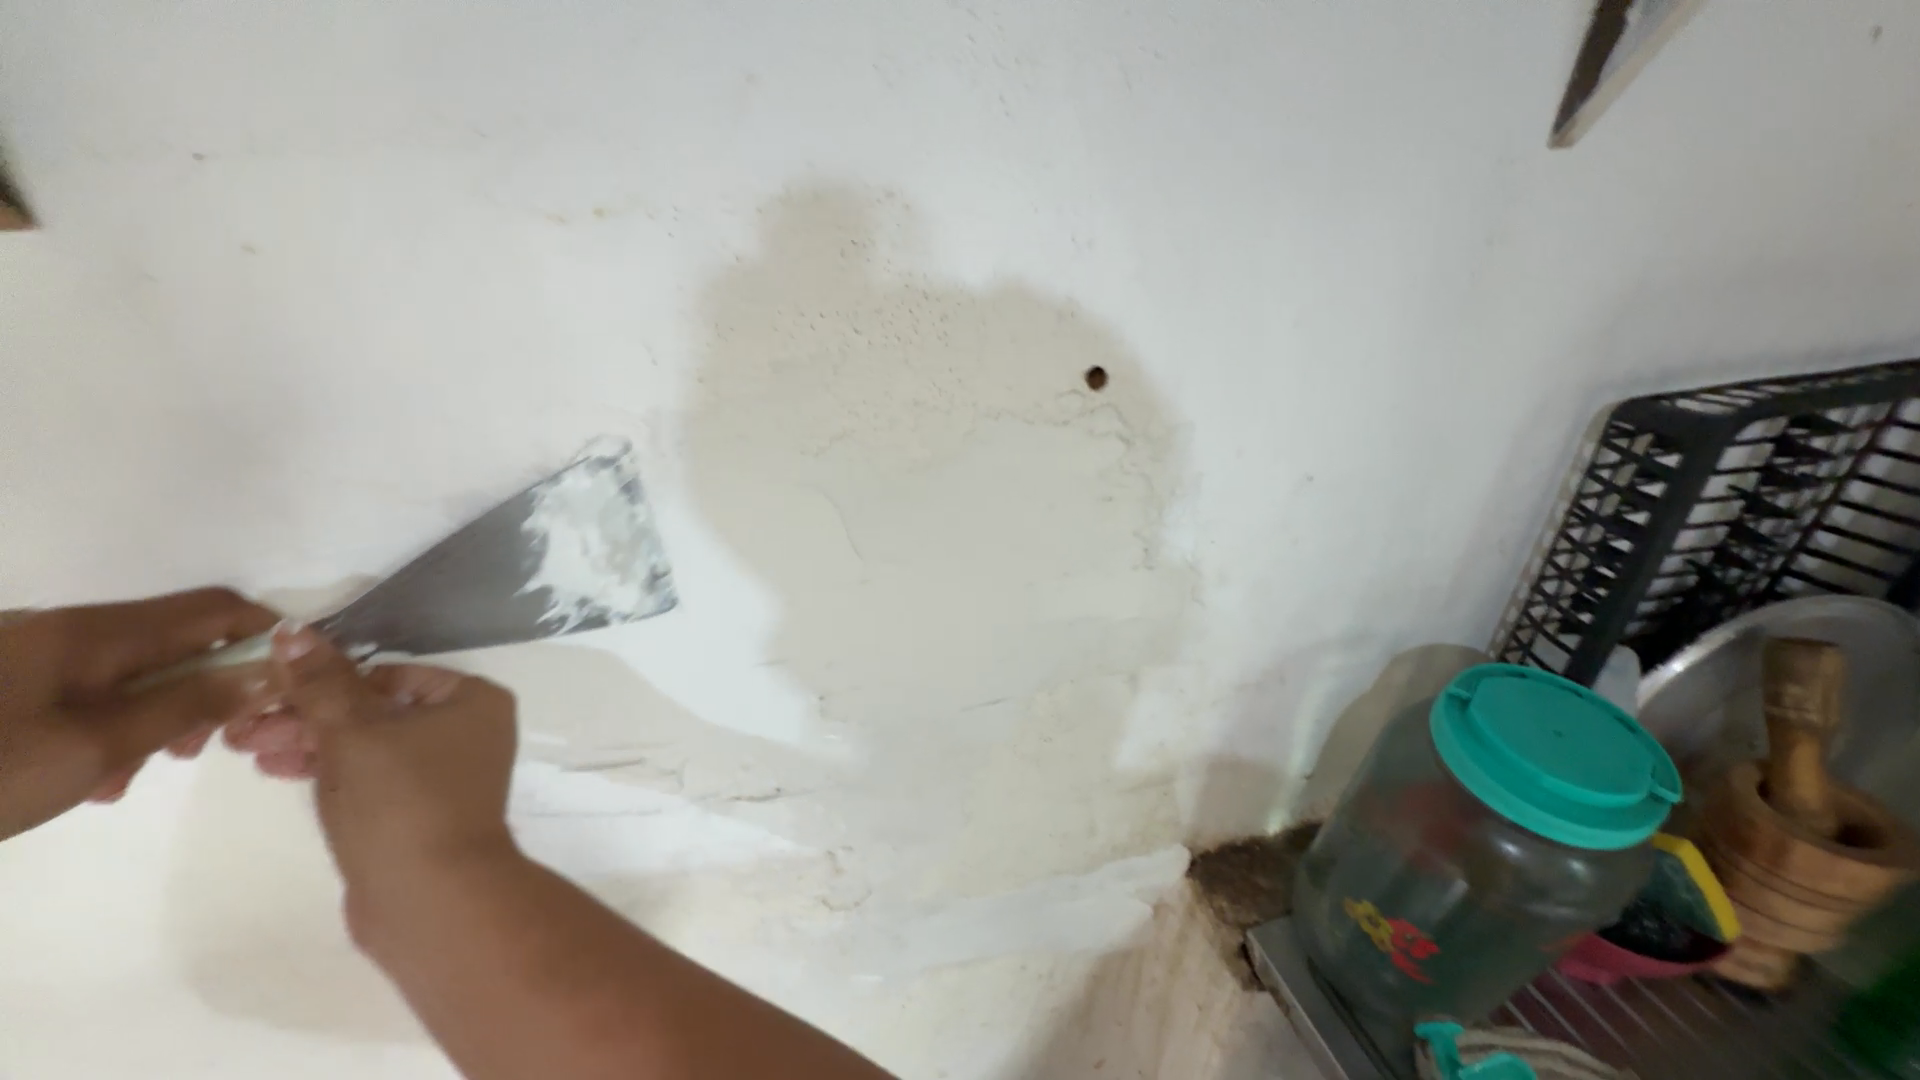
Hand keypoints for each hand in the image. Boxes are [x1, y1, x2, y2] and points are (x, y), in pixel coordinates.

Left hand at [0, 588, 277, 839]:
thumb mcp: (96, 746)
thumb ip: (192, 703)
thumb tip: (275, 669)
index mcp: (94, 633)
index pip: (216, 608)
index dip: (265, 634)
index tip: (287, 683)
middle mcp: (66, 631)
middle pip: (175, 642)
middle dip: (207, 689)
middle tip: (201, 749)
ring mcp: (26, 657)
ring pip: (129, 673)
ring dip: (154, 717)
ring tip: (126, 778)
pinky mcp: (2, 687)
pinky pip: (81, 692)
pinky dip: (105, 726)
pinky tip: (82, 778)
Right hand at [243, 624, 519, 913]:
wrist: (432, 894)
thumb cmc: (402, 801)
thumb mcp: (354, 733)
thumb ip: (323, 684)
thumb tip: (294, 631)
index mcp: (475, 699)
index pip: (391, 674)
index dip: (327, 682)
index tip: (266, 694)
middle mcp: (473, 727)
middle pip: (378, 708)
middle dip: (310, 715)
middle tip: (244, 730)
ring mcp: (451, 769)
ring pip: (372, 742)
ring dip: (312, 742)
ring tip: (250, 751)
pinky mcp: (425, 806)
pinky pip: (376, 774)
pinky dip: (333, 770)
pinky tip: (280, 771)